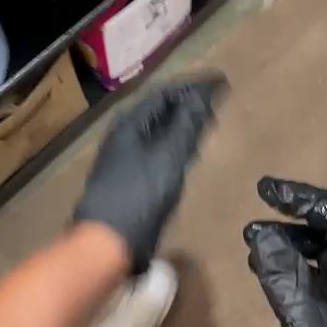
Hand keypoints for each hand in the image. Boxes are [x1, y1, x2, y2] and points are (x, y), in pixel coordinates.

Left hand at [73, 74, 226, 269]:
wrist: (107, 242)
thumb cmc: (140, 195)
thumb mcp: (169, 156)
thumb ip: (188, 124)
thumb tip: (205, 93)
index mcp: (130, 122)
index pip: (166, 92)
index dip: (193, 87)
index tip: (220, 84)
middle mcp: (123, 133)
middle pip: (160, 109)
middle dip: (188, 104)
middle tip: (216, 104)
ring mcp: (122, 155)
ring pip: (157, 130)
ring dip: (181, 124)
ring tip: (206, 125)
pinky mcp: (126, 175)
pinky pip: (154, 148)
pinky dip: (174, 144)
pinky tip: (186, 154)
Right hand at [245, 178, 326, 326]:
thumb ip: (286, 280)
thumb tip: (260, 233)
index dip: (308, 198)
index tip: (269, 191)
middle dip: (298, 213)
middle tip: (260, 204)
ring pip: (322, 253)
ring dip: (290, 240)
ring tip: (253, 238)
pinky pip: (312, 278)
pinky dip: (288, 266)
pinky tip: (262, 269)